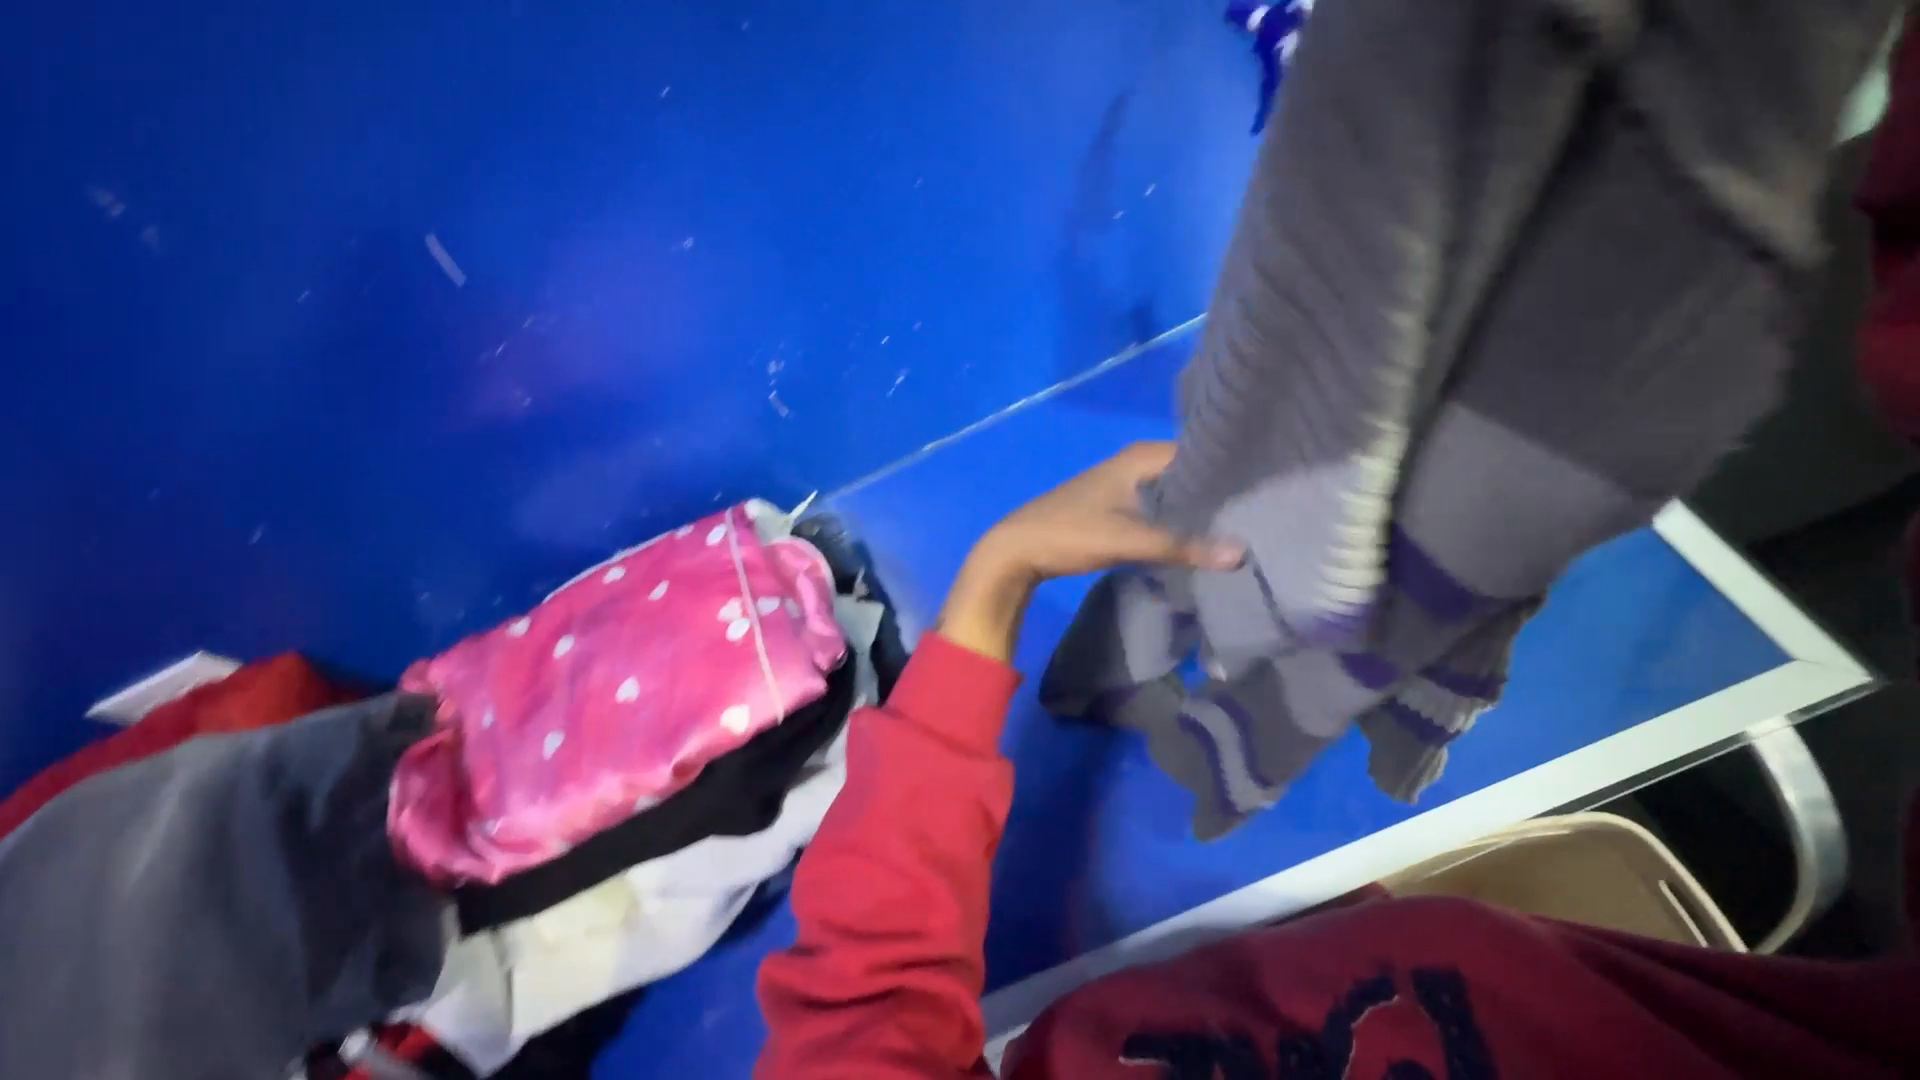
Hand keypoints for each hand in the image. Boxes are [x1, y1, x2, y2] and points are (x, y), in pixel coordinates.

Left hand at [937, 442, 1243, 661]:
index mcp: (1143, 456)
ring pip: (1177, 494)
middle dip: (1222, 495)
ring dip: (1201, 511)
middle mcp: (1138, 462)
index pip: (1204, 453)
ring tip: (1244, 529)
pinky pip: (1162, 509)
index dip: (1234, 472)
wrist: (1018, 549)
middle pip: (1193, 475)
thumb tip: (1241, 554)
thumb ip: (1183, 545)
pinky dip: (1180, 522)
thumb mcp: (1129, 538)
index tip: (1271, 492)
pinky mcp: (1120, 507)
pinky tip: (1202, 540)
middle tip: (1263, 517)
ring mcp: (1127, 484)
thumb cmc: (1071, 533)